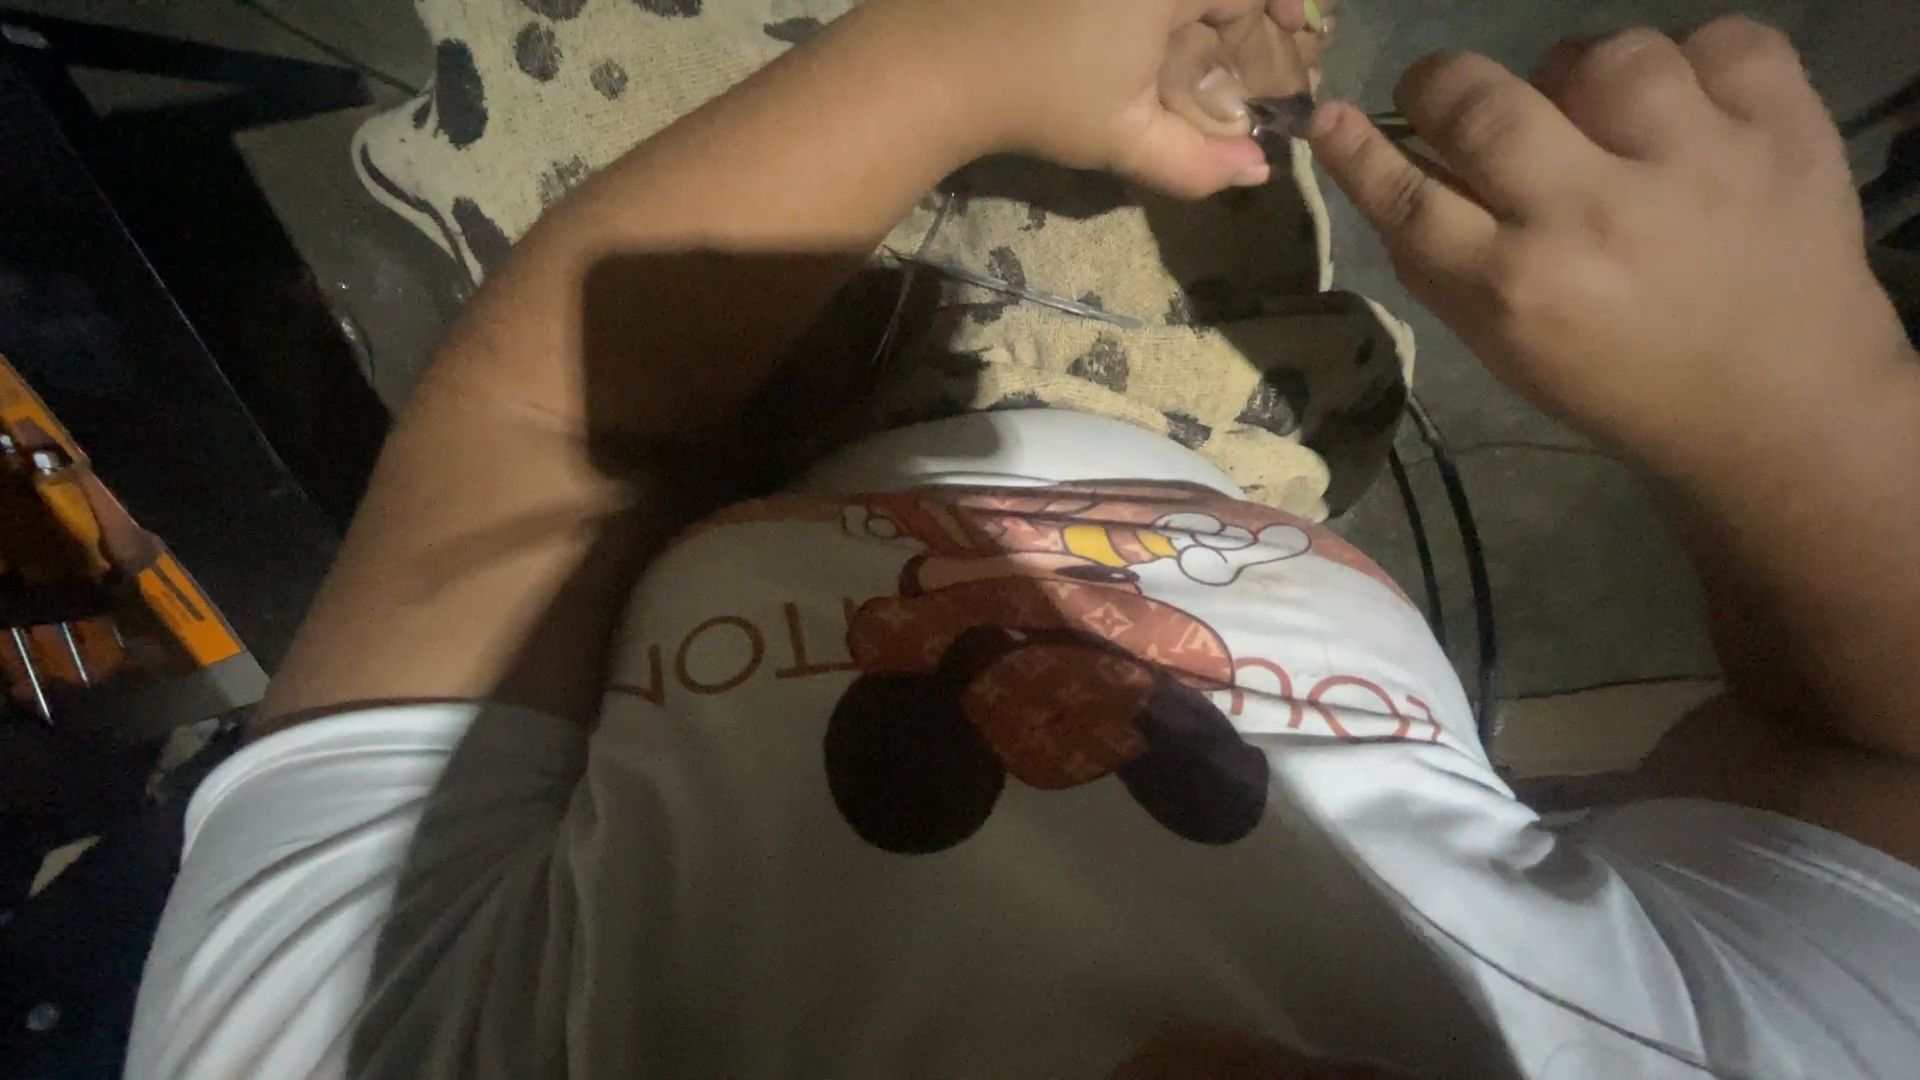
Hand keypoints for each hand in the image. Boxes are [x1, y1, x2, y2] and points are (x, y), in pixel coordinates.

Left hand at [865, 0, 1318, 197]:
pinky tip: (1144, 38)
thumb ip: (1195, 163)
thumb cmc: (1038, 101)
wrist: (936, 63)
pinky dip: (1155, 12)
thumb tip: (1258, 173)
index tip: (1291, 53)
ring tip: (1192, 54)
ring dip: (1199, 15)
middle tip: (1242, 56)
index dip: (1288, 18)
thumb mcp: (1123, 138)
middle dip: (1242, 14)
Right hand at [1309, 18, 1912, 470]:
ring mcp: (1693, 161)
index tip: (1327, 117)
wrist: (1765, 397)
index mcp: (1512, 284)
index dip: (1359, 153)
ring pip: (1602, 55)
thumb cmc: (1600, 379)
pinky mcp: (1783, 126)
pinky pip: (1717, 40)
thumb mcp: (1495, 342)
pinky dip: (1679, 61)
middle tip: (1432, 88)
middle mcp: (1589, 214)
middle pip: (1486, 109)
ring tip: (1577, 107)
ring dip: (1566, 73)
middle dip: (1439, 82)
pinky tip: (1671, 105)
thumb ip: (1438, 265)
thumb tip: (1396, 183)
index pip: (1411, 201)